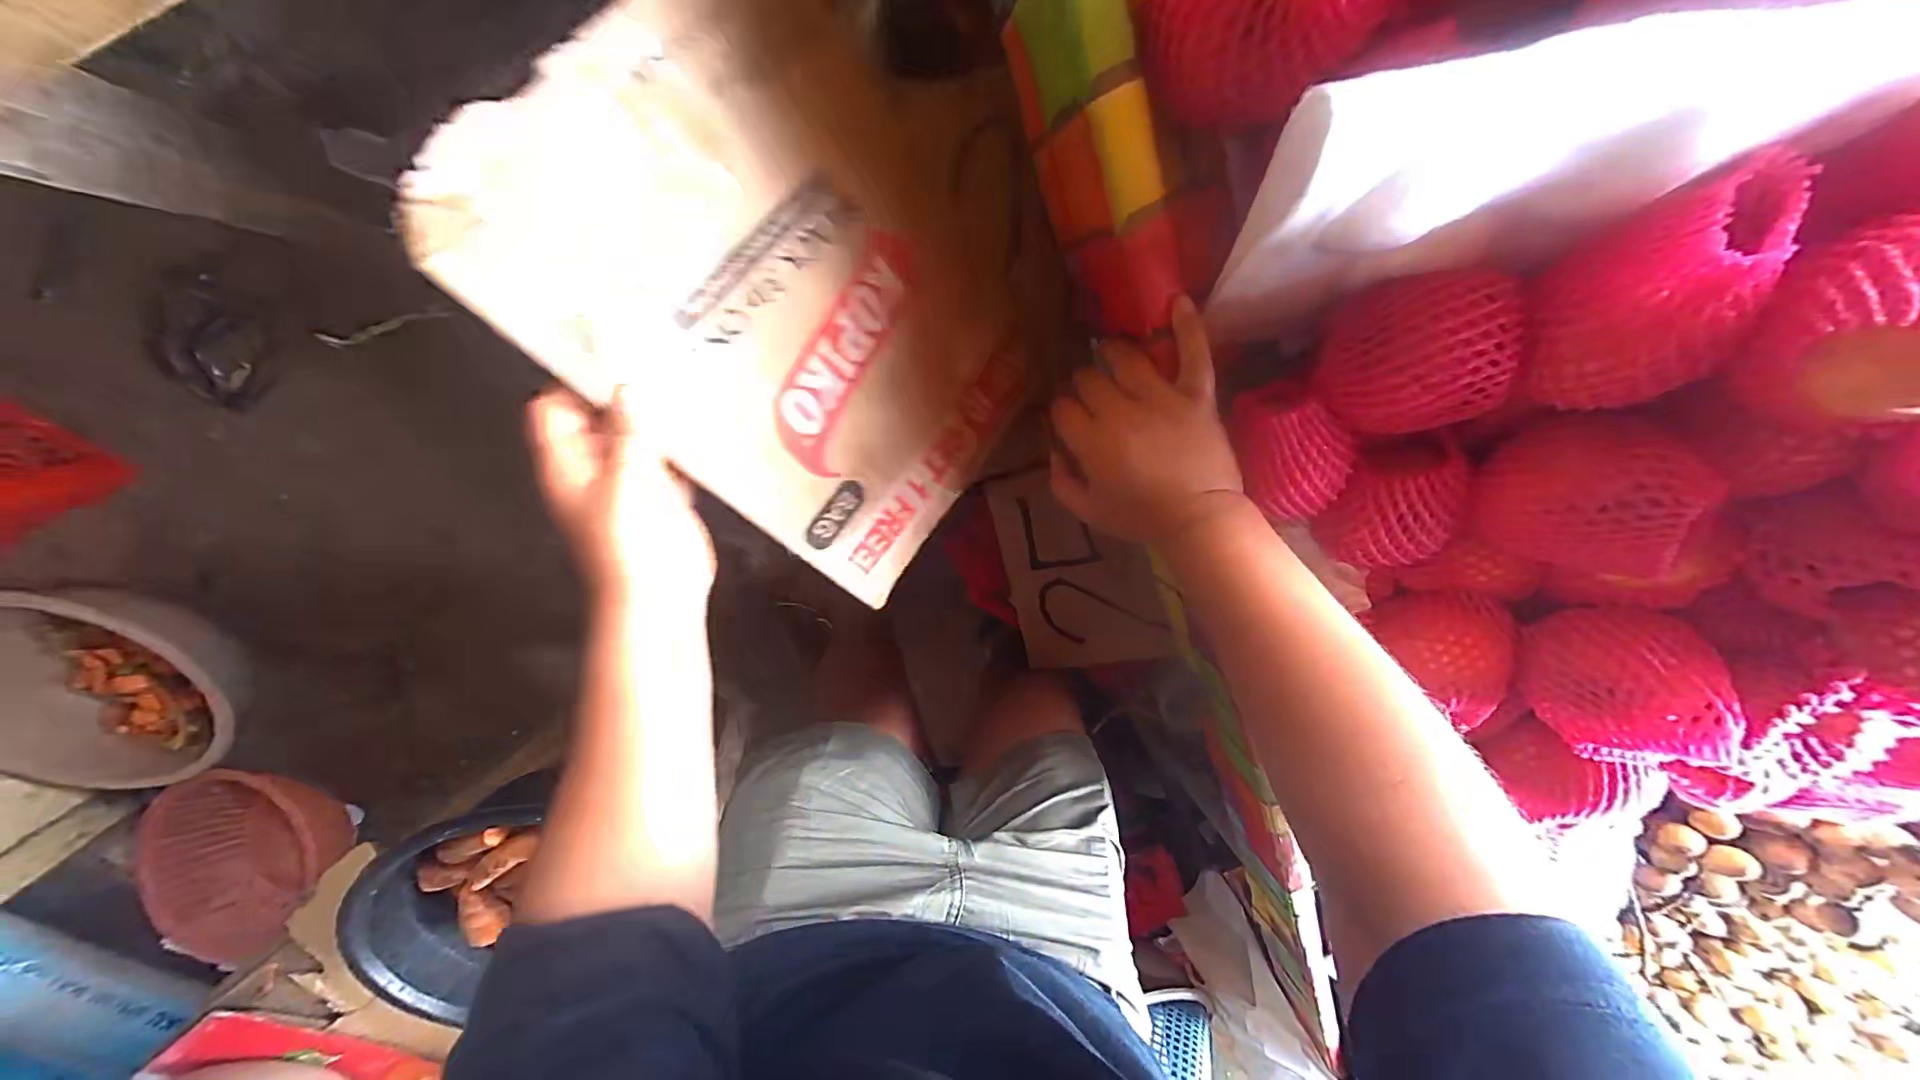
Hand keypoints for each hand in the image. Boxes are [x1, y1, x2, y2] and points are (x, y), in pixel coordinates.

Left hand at [527, 385, 714, 607]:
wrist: (661, 592)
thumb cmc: (628, 544)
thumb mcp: (623, 479)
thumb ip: (627, 432)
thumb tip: (627, 388)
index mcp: (567, 465)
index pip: (553, 410)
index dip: (572, 383)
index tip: (607, 358)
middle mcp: (596, 469)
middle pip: (598, 418)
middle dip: (623, 394)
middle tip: (653, 364)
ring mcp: (631, 482)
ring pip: (637, 436)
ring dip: (656, 419)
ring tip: (680, 388)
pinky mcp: (663, 494)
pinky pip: (668, 459)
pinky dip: (680, 445)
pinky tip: (699, 429)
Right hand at [1049, 297, 1244, 544]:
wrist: (1199, 519)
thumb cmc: (1141, 518)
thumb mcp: (1088, 510)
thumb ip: (1061, 481)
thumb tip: (1053, 450)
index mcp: (1092, 441)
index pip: (1063, 408)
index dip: (1063, 412)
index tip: (1071, 420)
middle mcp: (1121, 412)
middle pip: (1090, 379)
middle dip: (1084, 384)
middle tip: (1092, 394)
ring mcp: (1161, 399)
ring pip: (1127, 359)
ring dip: (1113, 353)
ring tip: (1110, 353)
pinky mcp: (1196, 396)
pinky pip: (1193, 353)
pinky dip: (1187, 326)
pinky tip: (1176, 300)